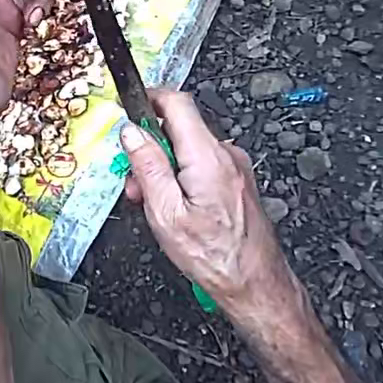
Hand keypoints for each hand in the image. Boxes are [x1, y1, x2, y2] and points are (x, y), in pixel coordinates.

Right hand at [120, 90, 293, 315]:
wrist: (255, 282)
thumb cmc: (215, 256)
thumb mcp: (166, 213)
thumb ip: (148, 167)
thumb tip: (131, 133)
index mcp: (207, 157)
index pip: (176, 102)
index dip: (147, 99)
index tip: (127, 110)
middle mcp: (225, 155)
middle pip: (179, 128)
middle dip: (150, 148)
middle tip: (135, 180)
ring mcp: (234, 166)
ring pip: (188, 148)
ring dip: (164, 167)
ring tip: (154, 201)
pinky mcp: (236, 178)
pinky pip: (201, 163)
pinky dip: (182, 176)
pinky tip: (176, 205)